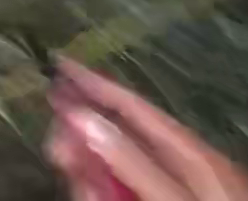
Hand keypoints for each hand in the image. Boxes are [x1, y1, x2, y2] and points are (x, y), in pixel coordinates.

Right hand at [45, 60, 247, 200]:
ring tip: (72, 177)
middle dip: (82, 135)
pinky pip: (130, 185)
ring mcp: (182, 187)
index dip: (91, 79)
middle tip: (54, 148)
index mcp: (193, 151)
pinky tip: (91, 193)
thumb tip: (78, 113)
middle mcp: (186, 162)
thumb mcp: (177, 199)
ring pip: (120, 161)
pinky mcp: (175, 199)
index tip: (55, 60)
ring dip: (90, 166)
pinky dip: (107, 186)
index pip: (132, 102)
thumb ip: (131, 159)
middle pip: (121, 132)